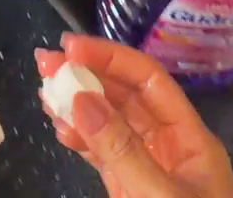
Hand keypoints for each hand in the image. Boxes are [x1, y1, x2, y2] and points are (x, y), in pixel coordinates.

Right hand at [36, 34, 232, 197]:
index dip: (110, 58)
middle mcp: (169, 148)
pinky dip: (79, 137)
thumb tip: (81, 98)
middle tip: (44, 63)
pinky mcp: (130, 192)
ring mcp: (149, 171)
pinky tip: (58, 129)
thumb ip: (123, 152)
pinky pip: (102, 152)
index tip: (70, 50)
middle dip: (86, 75)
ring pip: (109, 121)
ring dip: (77, 102)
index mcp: (190, 141)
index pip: (148, 81)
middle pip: (126, 96)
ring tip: (43, 90)